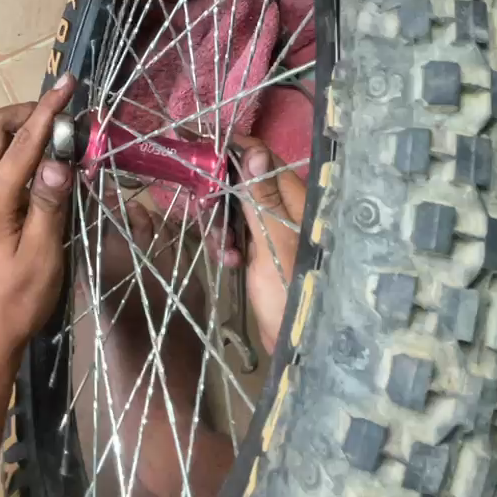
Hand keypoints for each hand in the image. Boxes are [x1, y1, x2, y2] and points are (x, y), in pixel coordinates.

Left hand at [0, 75, 77, 361]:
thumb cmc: (15, 300)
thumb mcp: (42, 255)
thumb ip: (50, 204)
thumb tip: (60, 159)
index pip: (25, 139)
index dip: (49, 109)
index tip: (68, 84)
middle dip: (25, 111)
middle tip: (58, 115)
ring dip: (15, 129)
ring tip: (50, 136)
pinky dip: (9, 148)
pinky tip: (34, 167)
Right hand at [225, 143, 305, 352]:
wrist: (296, 347)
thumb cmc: (290, 291)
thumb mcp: (273, 241)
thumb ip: (261, 196)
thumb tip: (254, 150)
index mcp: (297, 200)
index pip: (262, 158)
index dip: (231, 152)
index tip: (199, 150)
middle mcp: (288, 209)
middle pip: (244, 183)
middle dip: (220, 197)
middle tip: (206, 212)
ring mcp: (276, 230)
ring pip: (236, 208)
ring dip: (222, 226)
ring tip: (224, 251)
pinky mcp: (265, 250)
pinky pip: (237, 232)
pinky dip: (228, 243)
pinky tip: (228, 262)